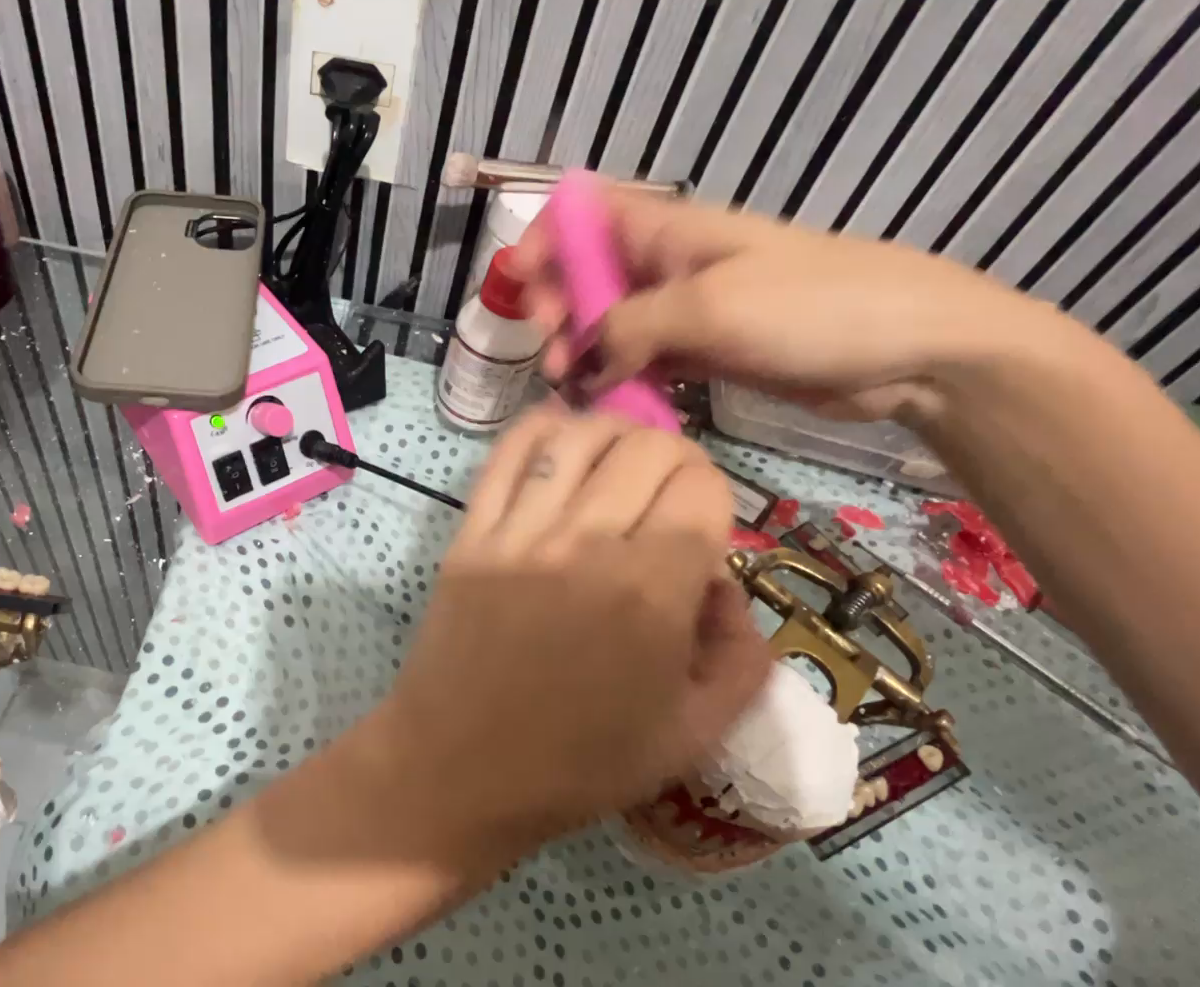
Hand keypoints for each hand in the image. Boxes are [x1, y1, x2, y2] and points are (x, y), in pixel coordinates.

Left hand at [364, 408, 770, 849]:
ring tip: (618, 460)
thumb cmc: (579, 764)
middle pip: (647, 449)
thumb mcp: (693, 735)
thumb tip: (722, 582)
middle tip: (667, 495)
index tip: (703, 526)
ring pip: (578, 438)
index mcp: (652, 594)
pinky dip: (540, 429)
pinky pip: (506, 455)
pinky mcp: (469, 534)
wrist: (458, 769)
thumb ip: (740, 656)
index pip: (701, 487)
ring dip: (612, 434)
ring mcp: (519, 534)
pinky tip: (559, 434)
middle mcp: (586, 546)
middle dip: (674, 459)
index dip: (714, 493)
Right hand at [508, 184, 1058, 422]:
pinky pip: (640, 360)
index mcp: (667, 229)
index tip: (522, 288)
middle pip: (586, 274)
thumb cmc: (810, 306)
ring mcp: (685, 310)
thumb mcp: (708, 307)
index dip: (545, 240)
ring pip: (609, 323)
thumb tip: (580, 362)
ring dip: (582, 351)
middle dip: (557, 309)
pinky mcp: (703, 352)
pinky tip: (604, 402)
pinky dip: (616, 378)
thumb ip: (628, 328)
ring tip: (571, 388)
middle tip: (552, 355)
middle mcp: (667, 264)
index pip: (585, 214)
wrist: (911, 349)